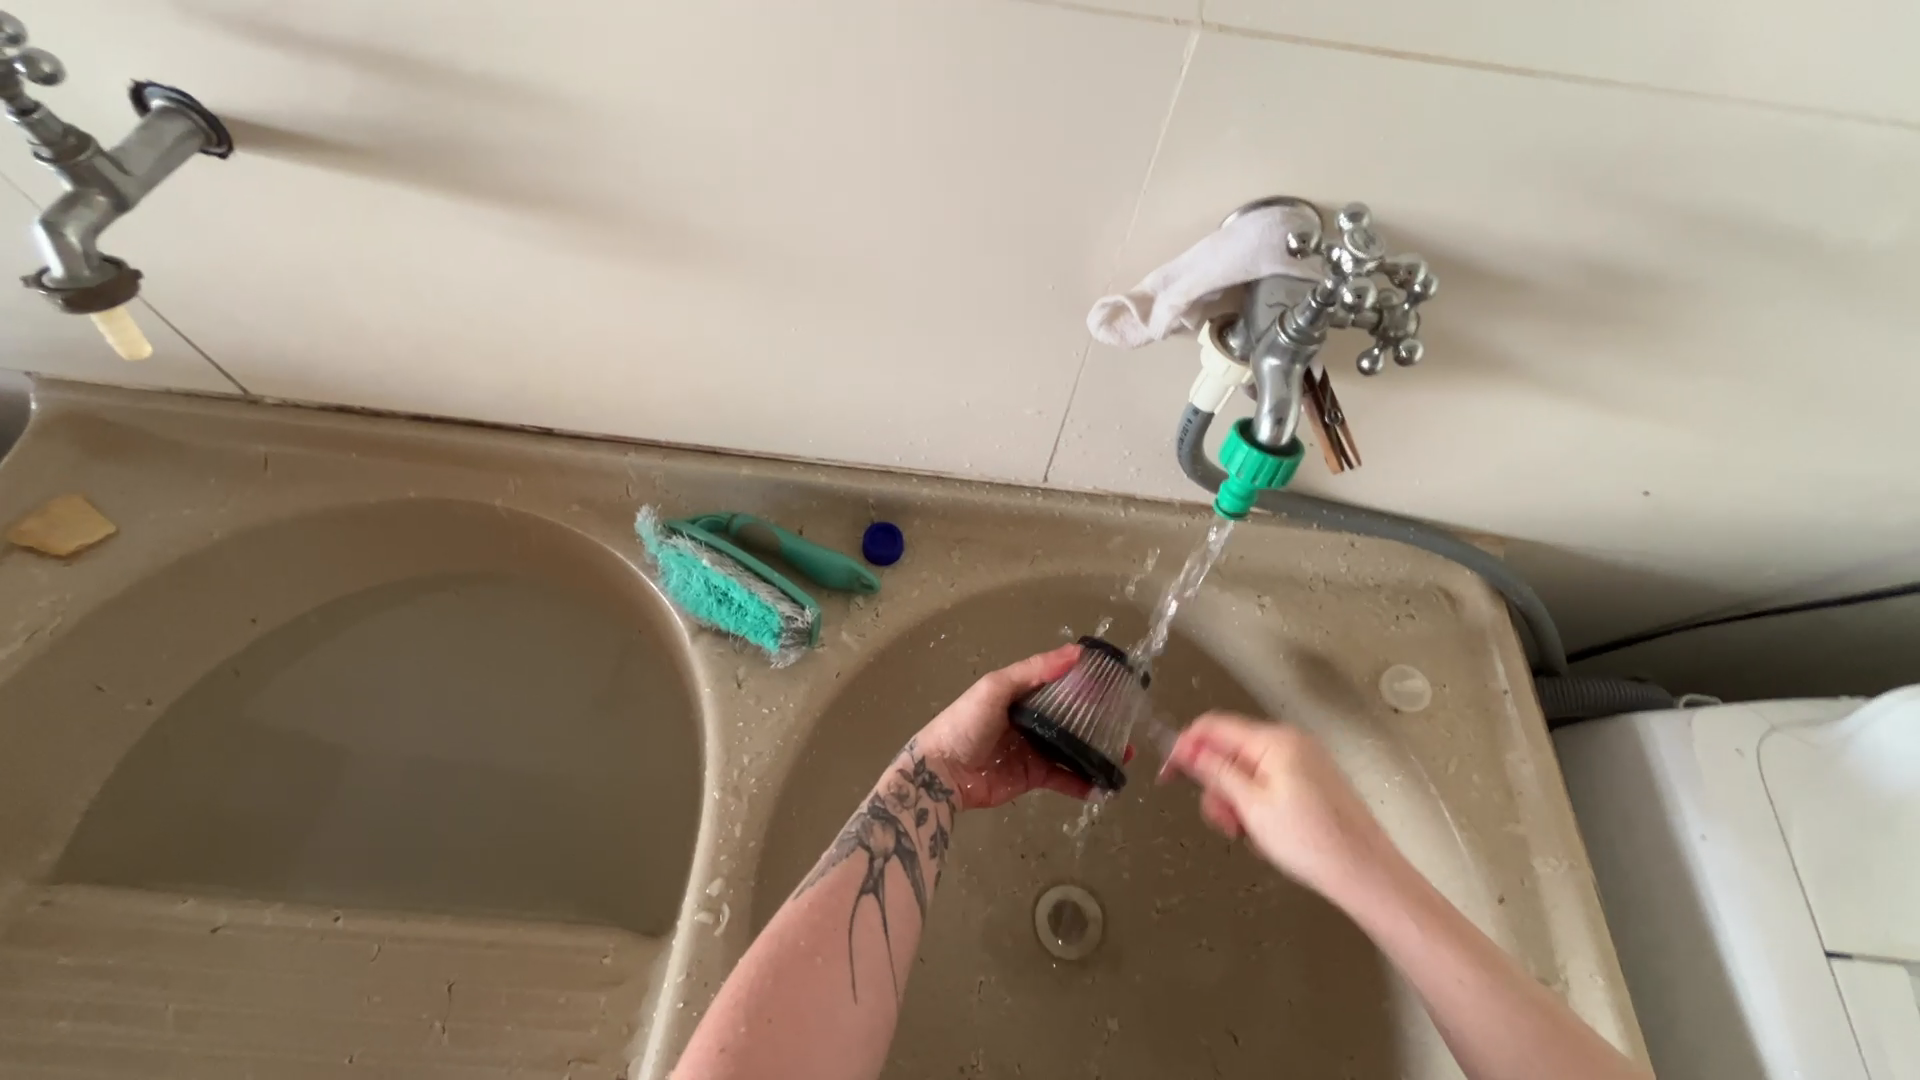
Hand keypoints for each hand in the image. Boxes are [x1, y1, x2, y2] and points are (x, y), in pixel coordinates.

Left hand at [913, 643, 1128, 810]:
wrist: (941, 772)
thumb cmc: (965, 723)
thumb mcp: (996, 688)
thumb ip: (1034, 671)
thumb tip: (1076, 652)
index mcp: (1020, 694)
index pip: (1058, 683)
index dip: (1084, 683)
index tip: (1114, 682)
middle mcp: (1030, 720)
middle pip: (1070, 718)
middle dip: (1098, 721)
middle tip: (1127, 722)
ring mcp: (1033, 749)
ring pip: (1072, 749)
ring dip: (1097, 752)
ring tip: (1124, 755)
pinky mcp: (1032, 777)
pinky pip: (1063, 778)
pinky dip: (1084, 783)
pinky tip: (1104, 785)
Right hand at [1159, 712, 1389, 894]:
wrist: (1368, 876)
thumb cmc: (1312, 842)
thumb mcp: (1250, 806)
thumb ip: (1214, 771)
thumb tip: (1184, 748)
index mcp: (1274, 741)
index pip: (1213, 726)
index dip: (1185, 747)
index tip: (1169, 775)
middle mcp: (1290, 743)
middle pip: (1229, 752)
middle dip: (1216, 786)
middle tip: (1223, 822)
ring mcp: (1303, 762)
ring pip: (1246, 772)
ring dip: (1235, 801)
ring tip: (1247, 834)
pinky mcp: (1311, 783)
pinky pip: (1267, 784)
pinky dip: (1256, 805)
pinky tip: (1266, 834)